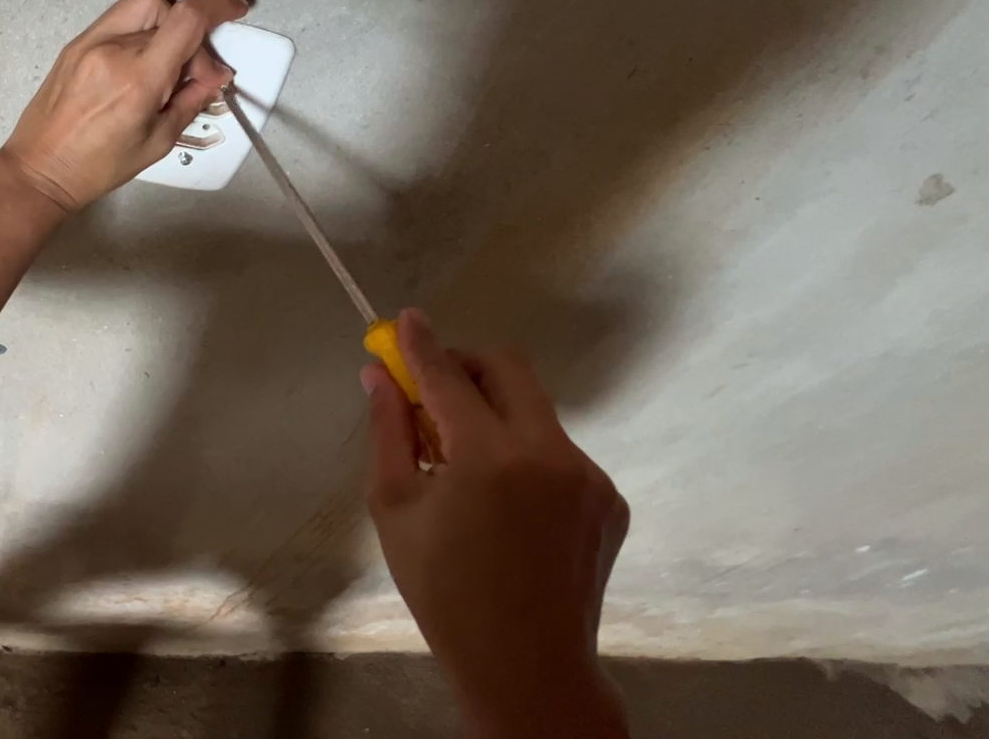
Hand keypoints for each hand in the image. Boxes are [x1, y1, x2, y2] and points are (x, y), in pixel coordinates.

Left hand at [0, 0, 245, 211]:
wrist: (40, 169)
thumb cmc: (99, 166)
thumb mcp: (158, 142)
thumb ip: (190, 100)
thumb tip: (216, 74)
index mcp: (138, 78)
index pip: (187, 19)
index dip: (219, 6)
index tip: (237, 10)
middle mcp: (113, 49)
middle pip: (170, 12)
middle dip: (193, 38)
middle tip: (193, 75)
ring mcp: (90, 41)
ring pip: (145, 9)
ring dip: (166, 28)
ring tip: (163, 68)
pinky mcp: (75, 44)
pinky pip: (120, 19)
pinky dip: (141, 31)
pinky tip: (138, 65)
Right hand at [363, 309, 630, 738]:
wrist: (528, 669)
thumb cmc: (443, 590)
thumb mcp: (394, 507)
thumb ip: (387, 431)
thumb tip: (377, 376)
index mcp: (488, 458)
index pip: (447, 376)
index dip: (420, 344)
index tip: (404, 319)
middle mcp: (549, 454)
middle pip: (508, 369)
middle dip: (467, 365)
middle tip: (436, 388)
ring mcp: (589, 476)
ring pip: (533, 408)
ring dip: (493, 411)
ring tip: (465, 460)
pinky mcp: (610, 498)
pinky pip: (556, 447)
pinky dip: (522, 449)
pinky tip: (504, 498)